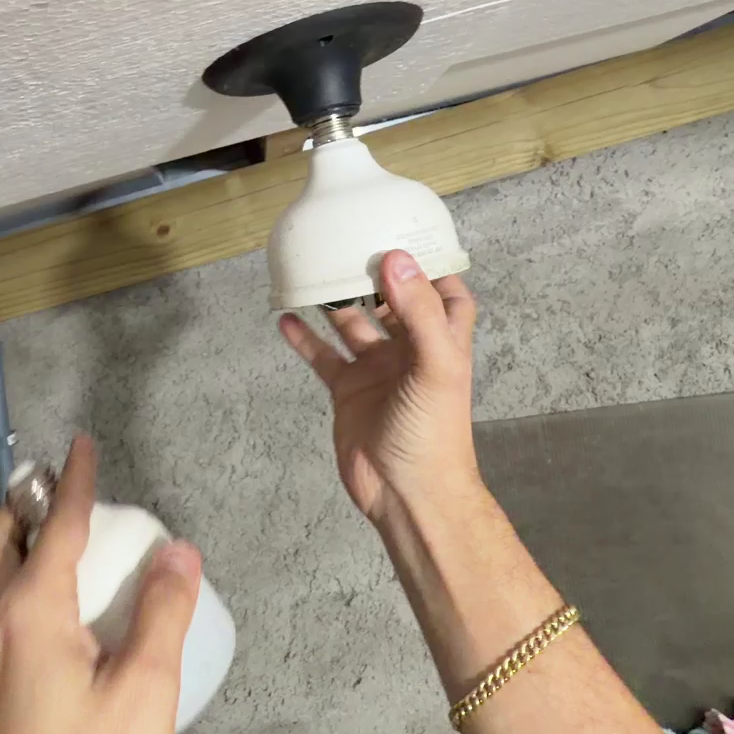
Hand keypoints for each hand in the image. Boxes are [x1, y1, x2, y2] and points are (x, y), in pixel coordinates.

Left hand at [0, 435, 203, 733]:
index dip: (74, 479)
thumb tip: (178, 552)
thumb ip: (164, 612)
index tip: (81, 445)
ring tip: (65, 552)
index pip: (56, 524)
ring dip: (16, 544)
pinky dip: (11, 584)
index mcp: (26, 613)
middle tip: (68, 502)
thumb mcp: (144, 692)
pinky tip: (53, 618)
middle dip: (26, 505)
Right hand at [278, 249, 480, 525]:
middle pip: (394, 304)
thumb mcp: (434, 366)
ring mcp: (376, 370)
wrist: (406, 494)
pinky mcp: (347, 390)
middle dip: (376, 277)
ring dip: (337, 303)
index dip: (434, 270)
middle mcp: (409, 351)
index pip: (447, 296)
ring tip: (315, 273)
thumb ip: (417, 312)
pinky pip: (323, 357)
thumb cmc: (432, 431)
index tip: (408, 239)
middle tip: (349, 246)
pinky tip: (286, 318)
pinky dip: (305, 339)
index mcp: (440, 342)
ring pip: (353, 326)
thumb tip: (394, 258)